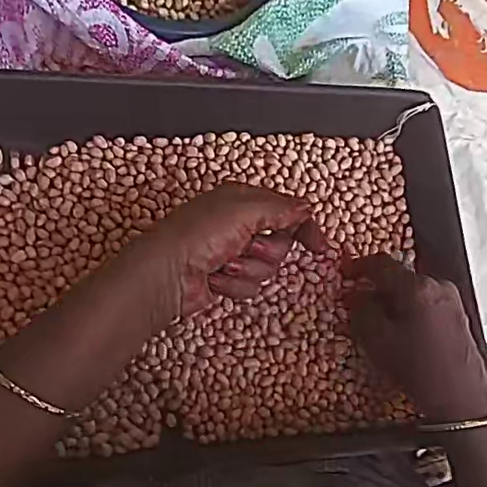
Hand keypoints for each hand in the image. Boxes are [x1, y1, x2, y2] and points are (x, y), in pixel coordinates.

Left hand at [126, 183, 330, 319]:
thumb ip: (281, 208)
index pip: (286, 211)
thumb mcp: (246, 209)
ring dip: (248, 270)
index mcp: (243, 200)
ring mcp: (231, 253)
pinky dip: (234, 285)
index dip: (304, 227)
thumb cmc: (198, 235)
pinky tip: (215, 279)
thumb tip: (306, 208)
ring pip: (266, 269)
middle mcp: (238, 225)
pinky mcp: (224, 278)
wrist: (167, 273)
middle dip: (267, 252)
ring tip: (224, 265)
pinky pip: (249, 286)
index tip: (319, 246)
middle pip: (280, 245)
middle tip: (248, 248)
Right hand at [343, 253, 486, 420]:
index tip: (345, 272)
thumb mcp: (378, 341)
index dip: (359, 266)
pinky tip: (400, 336)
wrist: (461, 397)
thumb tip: (357, 297)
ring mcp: (452, 301)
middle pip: (399, 279)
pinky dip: (409, 313)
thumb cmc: (418, 369)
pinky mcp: (458, 318)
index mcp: (417, 287)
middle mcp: (438, 287)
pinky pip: (426, 306)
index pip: (382, 265)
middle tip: (357, 307)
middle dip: (376, 291)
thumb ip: (362, 312)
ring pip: (413, 293)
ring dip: (393, 303)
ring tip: (377, 327)